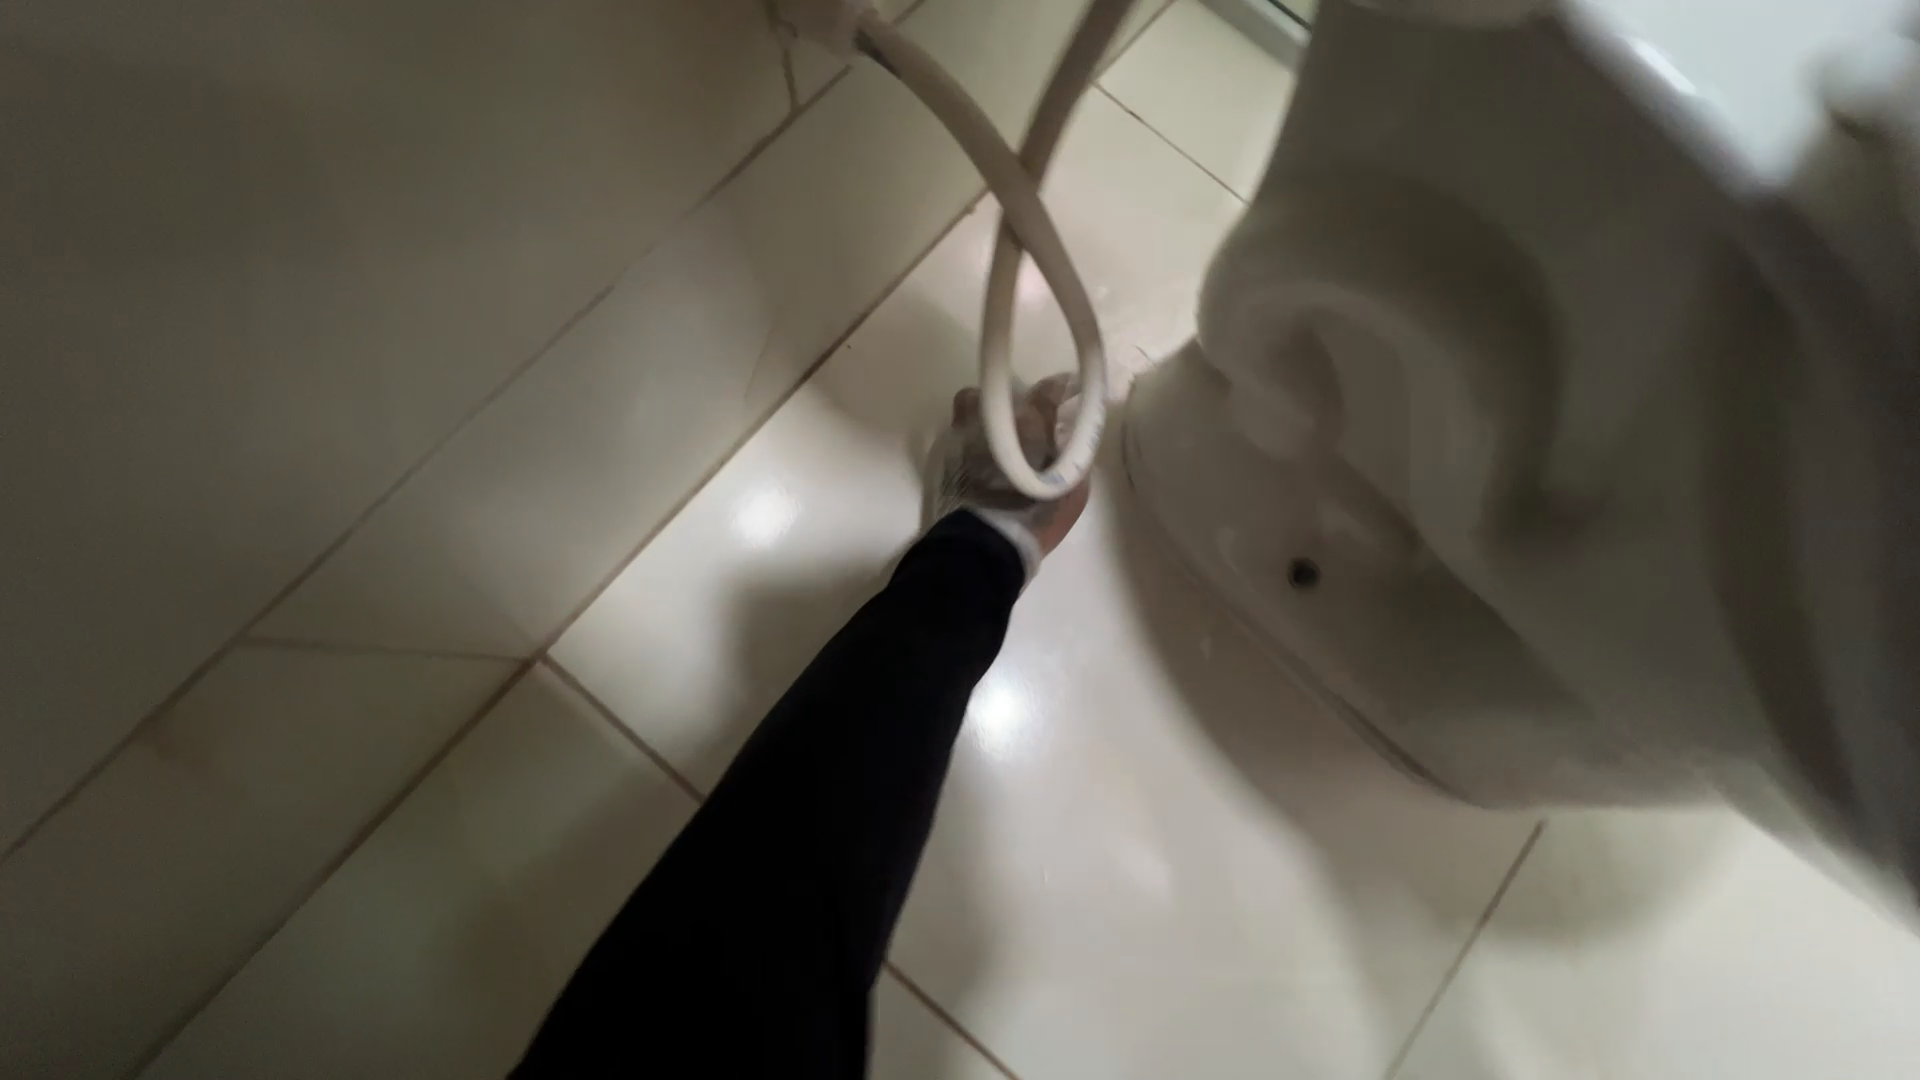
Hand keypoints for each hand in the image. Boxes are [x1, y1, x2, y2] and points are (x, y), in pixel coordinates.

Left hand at [938, 374, 1090, 560]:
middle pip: (1007, 392)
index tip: (1070, 389)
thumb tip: (1065, 439)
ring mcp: (964, 435)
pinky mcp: (945, 455)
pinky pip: (960, 429)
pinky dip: (973, 434)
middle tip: (1032, 418)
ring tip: (1000, 429)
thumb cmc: (1035, 518)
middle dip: (1022, 400)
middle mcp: (994, 420)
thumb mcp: (1073, 491)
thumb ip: (1075, 457)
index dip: (1062, 387)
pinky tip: (983, 451)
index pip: (1048, 390)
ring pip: (973, 402)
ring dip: (989, 411)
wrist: (983, 546)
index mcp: (1029, 424)